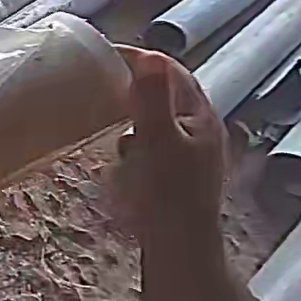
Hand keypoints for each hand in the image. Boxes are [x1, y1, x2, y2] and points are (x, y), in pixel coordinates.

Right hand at [111, 49, 256, 300]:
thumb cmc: (168, 193)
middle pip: (167, 87)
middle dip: (135, 76)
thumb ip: (152, 99)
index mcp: (199, 115)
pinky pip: (156, 132)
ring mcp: (192, 147)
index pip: (169, 69)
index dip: (138, 57)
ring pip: (162, 110)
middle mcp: (200, 126)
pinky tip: (121, 141)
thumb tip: (147, 56)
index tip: (102, 54)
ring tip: (106, 101)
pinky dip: (136, 126)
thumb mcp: (157, 141)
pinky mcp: (179, 166)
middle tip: (100, 73)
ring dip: (135, 101)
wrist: (179, 246)